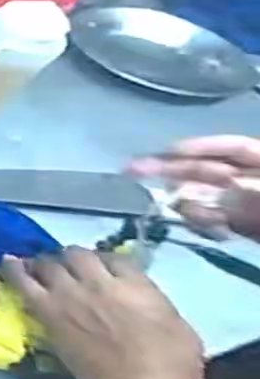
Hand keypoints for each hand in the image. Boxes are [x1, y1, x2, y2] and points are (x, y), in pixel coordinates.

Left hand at [0, 248, 204, 378]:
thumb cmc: (171, 363)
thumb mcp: (174, 323)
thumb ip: (147, 298)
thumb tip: (129, 287)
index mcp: (137, 288)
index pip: (117, 258)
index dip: (107, 260)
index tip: (103, 265)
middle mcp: (97, 284)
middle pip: (76, 254)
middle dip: (74, 257)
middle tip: (72, 266)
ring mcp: (65, 293)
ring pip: (46, 262)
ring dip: (46, 262)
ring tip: (45, 267)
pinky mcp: (42, 306)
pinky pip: (19, 278)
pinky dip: (12, 267)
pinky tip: (9, 262)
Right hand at [129, 135, 259, 240]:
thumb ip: (255, 190)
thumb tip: (231, 185)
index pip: (240, 149)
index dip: (204, 146)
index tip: (166, 151)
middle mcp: (258, 186)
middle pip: (216, 171)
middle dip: (175, 171)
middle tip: (132, 171)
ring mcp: (254, 210)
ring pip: (208, 196)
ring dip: (187, 199)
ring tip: (175, 207)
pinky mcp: (248, 231)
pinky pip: (215, 221)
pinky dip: (202, 222)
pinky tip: (202, 226)